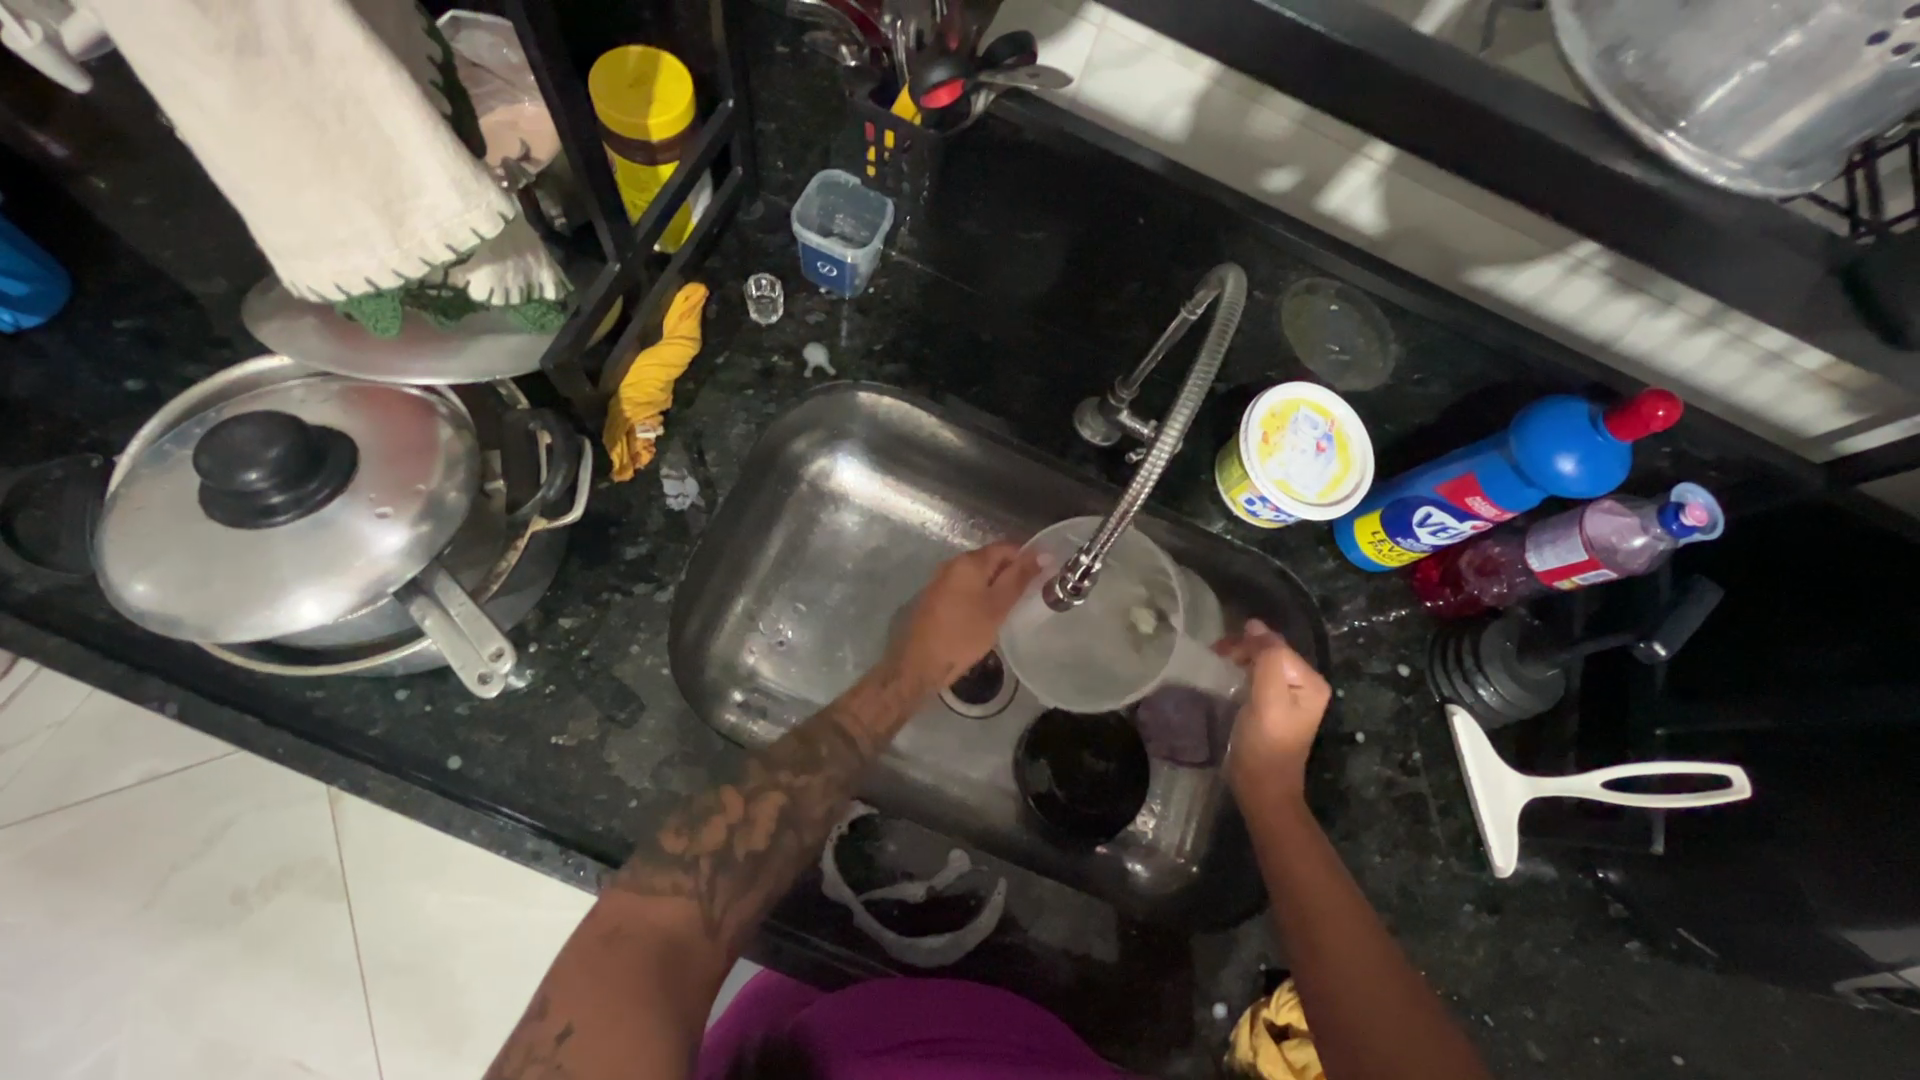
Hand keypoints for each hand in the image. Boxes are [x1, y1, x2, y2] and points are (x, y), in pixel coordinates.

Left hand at [888, 542, 1043, 690]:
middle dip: (1013, 574)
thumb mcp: (998, 606)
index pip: (1007, 547)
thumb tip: (1043, 553)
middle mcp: (952, 564)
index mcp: (969, 561)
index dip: (1028, 558)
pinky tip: (989, 616)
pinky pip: (966, 589)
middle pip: (991, 560)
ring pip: (978, 577)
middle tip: (1032, 595)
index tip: (1045, 577)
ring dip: (997, 587)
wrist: (920, 663)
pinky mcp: (936, 599)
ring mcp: (941, 581)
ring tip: (1014, 607)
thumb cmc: (964, 633)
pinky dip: (981, 597)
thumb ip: (1020, 578)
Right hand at [1219, 619, 1330, 803]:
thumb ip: (1266, 658)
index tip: (1218, 651)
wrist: (1262, 787)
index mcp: (1311, 681)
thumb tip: (1254, 625)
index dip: (1247, 643)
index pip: (1277, 647)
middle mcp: (1306, 685)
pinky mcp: (1274, 708)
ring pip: (1263, 664)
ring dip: (1241, 660)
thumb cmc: (1265, 742)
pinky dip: (1242, 674)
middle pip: (1271, 653)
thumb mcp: (1267, 696)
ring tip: (1219, 663)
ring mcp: (1291, 698)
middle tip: (1215, 655)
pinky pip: (1259, 679)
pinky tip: (1229, 679)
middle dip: (1243, 649)